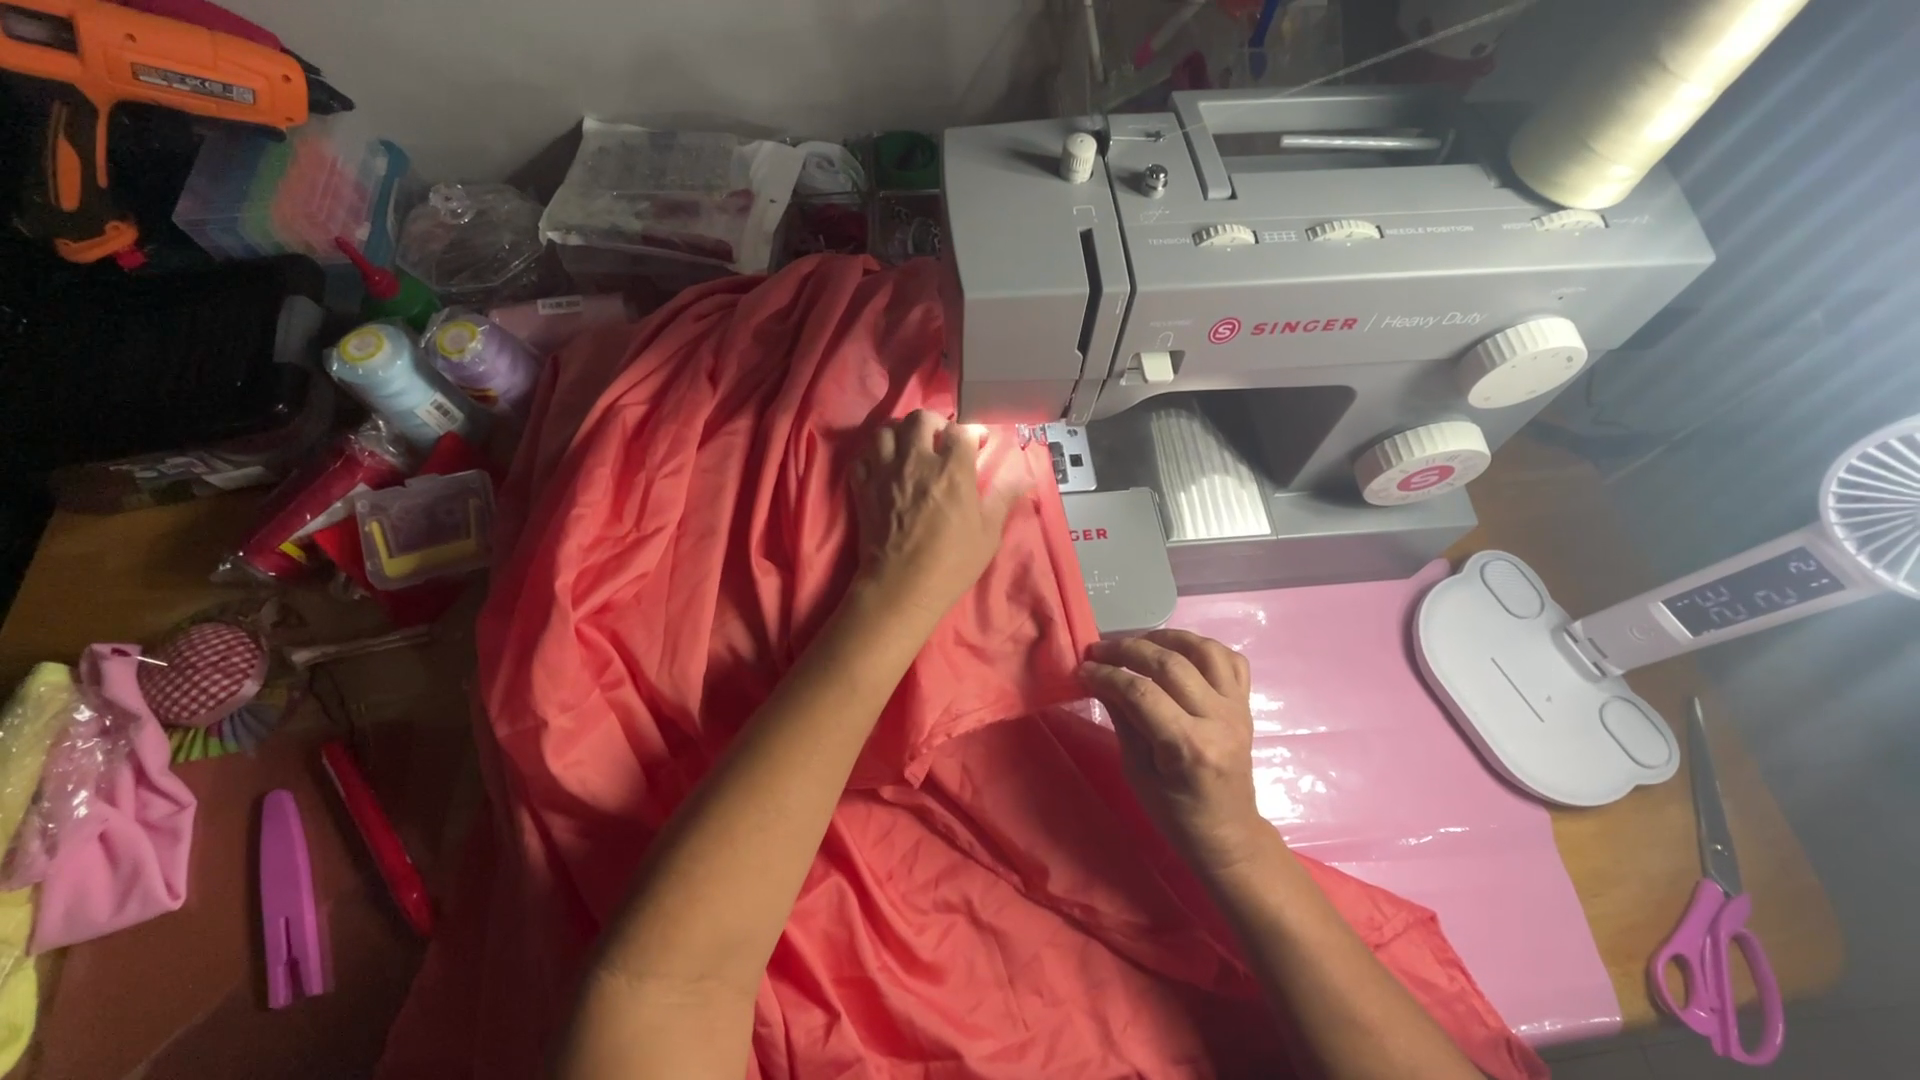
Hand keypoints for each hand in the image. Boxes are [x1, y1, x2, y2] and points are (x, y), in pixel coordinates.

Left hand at [849, 410, 1022, 620]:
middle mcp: (917, 461)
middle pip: (920, 418)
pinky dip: (872, 455)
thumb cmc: (951, 563)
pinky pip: (862, 456)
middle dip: (933, 423)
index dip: (971, 433)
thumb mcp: (988, 534)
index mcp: (952, 470)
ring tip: (908, 447)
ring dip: (899, 434)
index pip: (961, 431)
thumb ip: (1002, 498)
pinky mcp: (863, 487)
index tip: (975, 443)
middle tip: (939, 439)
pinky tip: (883, 466)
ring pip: (886, 430)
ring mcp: (885, 472)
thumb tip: (1025, 476)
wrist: (901, 586)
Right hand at [1078, 629, 1267, 873]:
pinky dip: (1204, 647)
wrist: (1227, 832)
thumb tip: (1100, 680)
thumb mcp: (1137, 772)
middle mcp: (1218, 720)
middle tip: (1099, 650)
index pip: (1141, 692)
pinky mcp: (1246, 705)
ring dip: (1167, 638)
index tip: (1083, 669)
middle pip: (1170, 664)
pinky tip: (1178, 651)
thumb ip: (1124, 720)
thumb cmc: (1175, 814)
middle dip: (1128, 649)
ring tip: (1138, 642)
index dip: (1107, 675)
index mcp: (1188, 747)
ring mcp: (1237, 709)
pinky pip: (1231, 660)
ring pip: (1204, 651)